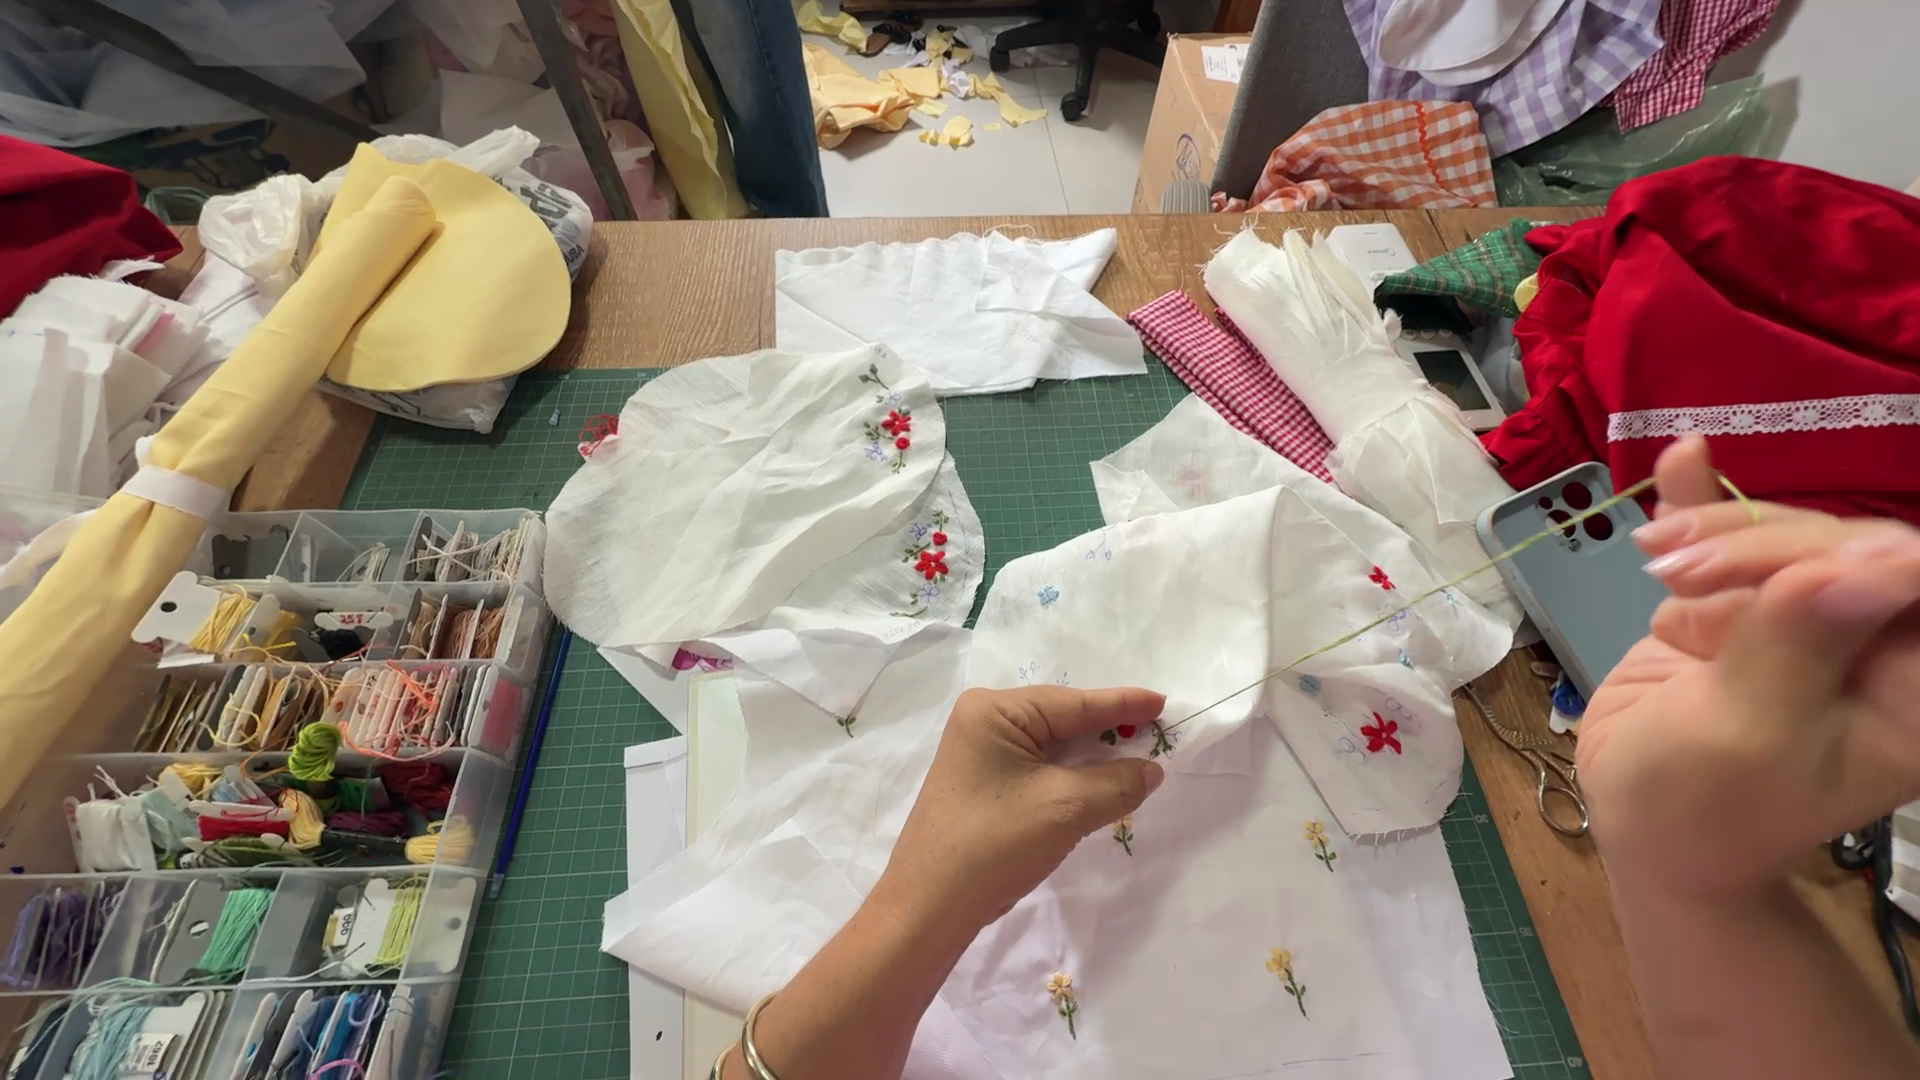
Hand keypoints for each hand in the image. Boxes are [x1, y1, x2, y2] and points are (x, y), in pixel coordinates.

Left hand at [874, 686, 1166, 935]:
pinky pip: (1038, 766)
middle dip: (1107, 729)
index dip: (1121, 704)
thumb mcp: (1064, 809)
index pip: (1071, 703)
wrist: (930, 906)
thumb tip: (1151, 769)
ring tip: (1136, 754)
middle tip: (1155, 731)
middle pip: (1060, 719)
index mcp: (993, 711)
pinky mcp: (984, 782)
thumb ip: (1115, 783)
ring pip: (1051, 745)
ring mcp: (980, 752)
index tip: (1163, 701)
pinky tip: (1098, 780)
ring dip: (1091, 755)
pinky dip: (1071, 774)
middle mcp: (983, 721)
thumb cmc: (994, 843)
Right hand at [1577, 436, 1919, 899]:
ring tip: (1652, 560)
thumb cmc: (1701, 798)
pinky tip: (1685, 456)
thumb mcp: (1748, 735)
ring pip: (1775, 536)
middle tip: (1672, 574)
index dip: (1825, 553)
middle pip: (1839, 545)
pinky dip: (1698, 500)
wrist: (1642, 817)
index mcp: (1914, 682)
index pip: (1905, 576)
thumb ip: (1794, 650)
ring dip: (1711, 529)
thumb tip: (1858, 566)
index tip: (1716, 575)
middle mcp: (1870, 641)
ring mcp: (1795, 620)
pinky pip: (1723, 543)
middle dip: (1754, 543)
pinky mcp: (1728, 611)